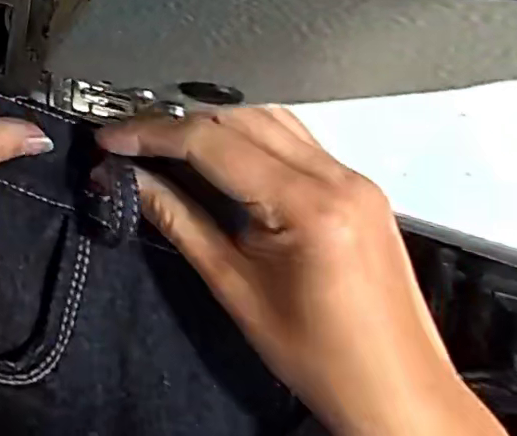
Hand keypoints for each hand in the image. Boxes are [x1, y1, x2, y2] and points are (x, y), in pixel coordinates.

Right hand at [97, 106, 504, 435]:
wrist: (405, 401)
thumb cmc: (322, 359)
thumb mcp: (234, 288)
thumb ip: (177, 219)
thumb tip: (128, 178)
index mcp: (308, 206)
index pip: (211, 142)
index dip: (152, 134)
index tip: (111, 139)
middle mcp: (336, 177)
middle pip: (236, 115)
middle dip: (174, 119)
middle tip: (131, 136)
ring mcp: (352, 175)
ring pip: (264, 114)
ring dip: (209, 118)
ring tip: (164, 136)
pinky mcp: (356, 182)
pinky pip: (289, 133)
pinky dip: (244, 129)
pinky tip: (218, 146)